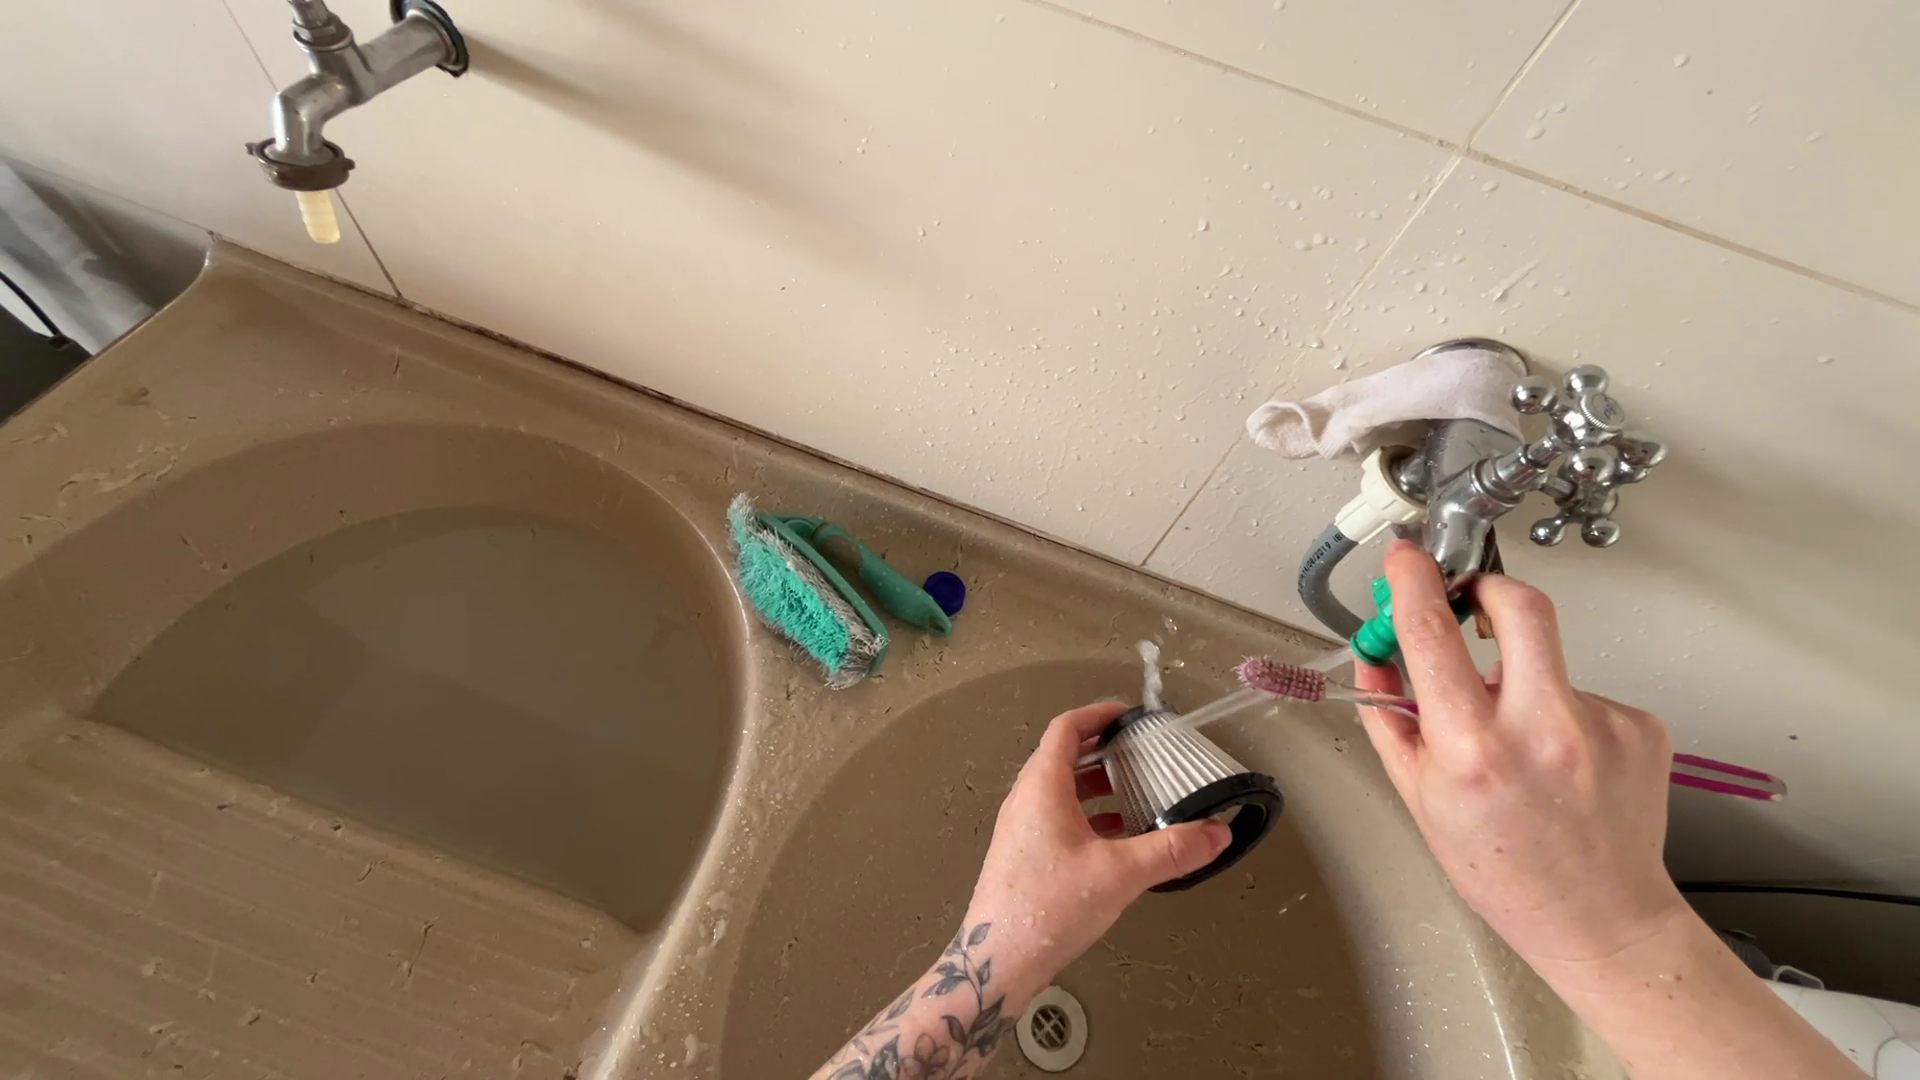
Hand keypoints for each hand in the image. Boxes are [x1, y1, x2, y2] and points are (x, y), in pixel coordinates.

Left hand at [961, 702, 1231, 1003]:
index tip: (1127, 713)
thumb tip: (1216, 832)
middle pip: (1062, 755)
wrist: (998, 959)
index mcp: (1042, 785)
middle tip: (1138, 751)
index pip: (1066, 728)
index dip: (1097, 714)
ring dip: (1095, 783)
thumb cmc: (1049, 904)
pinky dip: (1087, 813)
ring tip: (1134, 790)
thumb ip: (1170, 850)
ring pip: (1061, 788)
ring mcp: (1022, 826)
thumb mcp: (1119, 874)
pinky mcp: (1024, 852)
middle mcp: (1027, 798)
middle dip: (1102, 748)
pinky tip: (1116, 836)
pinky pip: (1058, 816)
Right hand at [1353, 541, 1686, 976]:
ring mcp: (1603, 725)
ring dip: (1516, 674)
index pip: (1432, 635)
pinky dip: (1554, 706)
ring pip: (1544, 656)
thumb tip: (1376, 653)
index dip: (1412, 583)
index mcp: (1472, 745)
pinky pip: (1578, 689)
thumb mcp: (1413, 787)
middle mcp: (1543, 727)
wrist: (1598, 918)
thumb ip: (1387, 712)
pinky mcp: (1641, 727)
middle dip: (1486, 587)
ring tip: (1515, 734)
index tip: (1405, 556)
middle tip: (1467, 600)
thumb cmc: (1497, 863)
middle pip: (1521, 607)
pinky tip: (1555, 755)